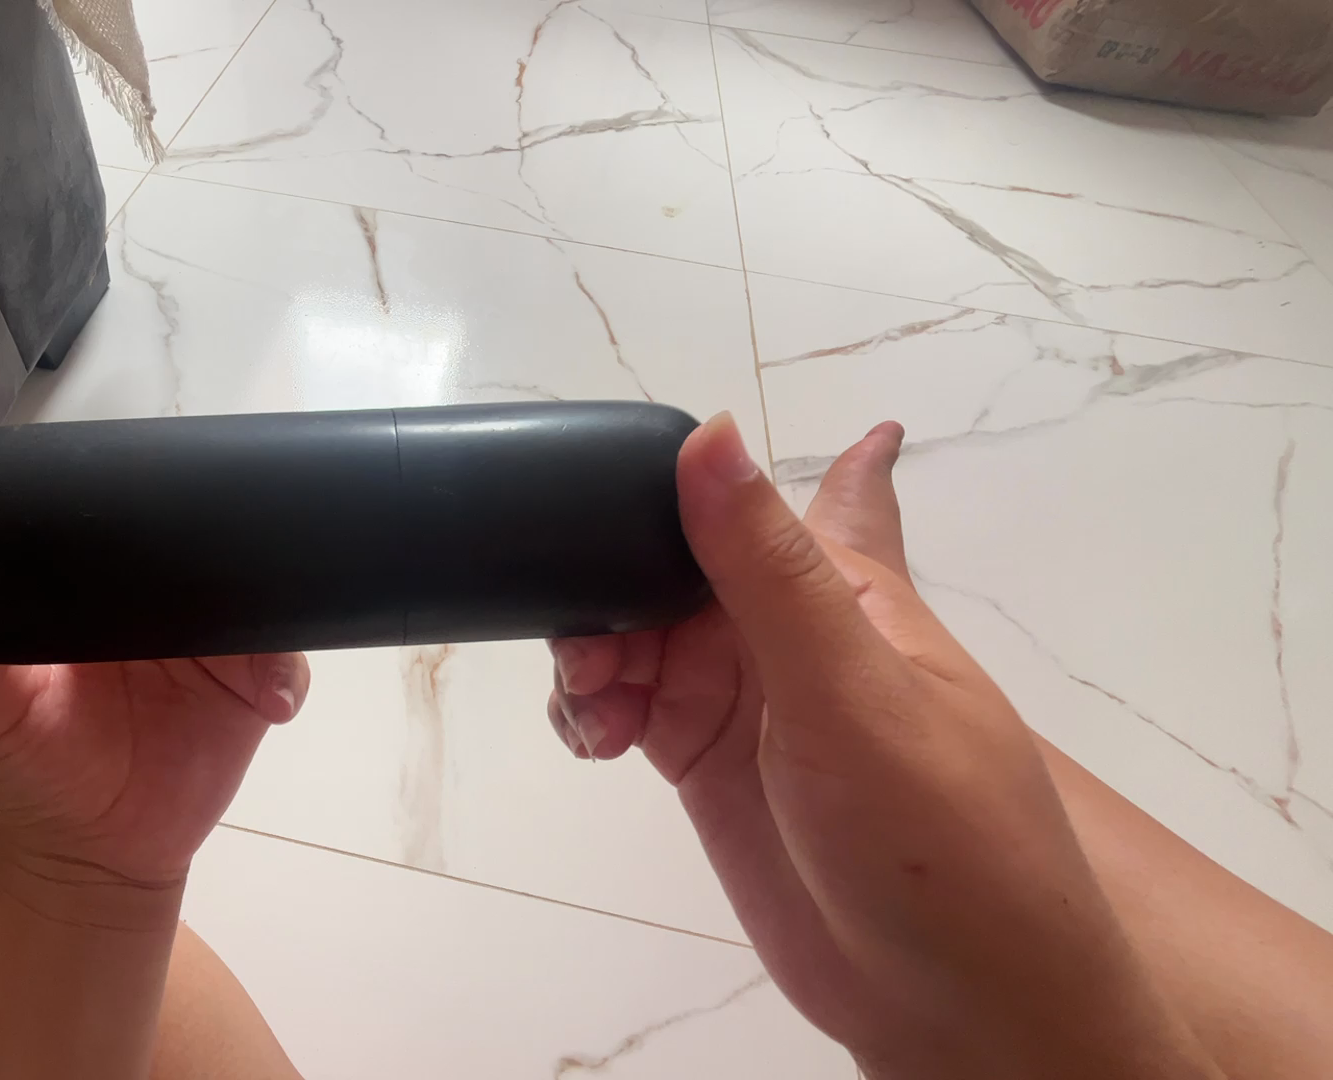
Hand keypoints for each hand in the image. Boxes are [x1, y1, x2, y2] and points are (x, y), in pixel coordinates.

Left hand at [0, 535, 307, 891]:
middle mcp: (167, 611)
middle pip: (217, 561)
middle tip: (241, 577)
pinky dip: (288, 677)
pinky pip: (286, 668)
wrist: (99, 853)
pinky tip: (272, 701)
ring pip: (261, 609)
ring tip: (256, 663)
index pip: (144, 530)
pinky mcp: (250, 692)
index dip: (165, 505)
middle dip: (238, 561)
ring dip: (272, 625)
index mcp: (107, 595)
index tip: (185, 496)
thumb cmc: (33, 772)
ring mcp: (215, 651)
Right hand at [546, 414, 1218, 1079]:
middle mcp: (769, 627)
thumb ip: (766, 568)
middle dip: (603, 599)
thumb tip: (707, 436)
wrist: (942, 1004)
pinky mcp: (692, 750)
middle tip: (589, 659)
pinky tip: (590, 739)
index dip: (684, 475)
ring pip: (623, 638)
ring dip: (586, 663)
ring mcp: (728, 692)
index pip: (747, 496)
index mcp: (826, 584)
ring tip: (592, 713)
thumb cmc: (929, 836)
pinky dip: (586, 714)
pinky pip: (615, 705)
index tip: (610, 466)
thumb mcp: (845, 689)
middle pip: (654, 573)